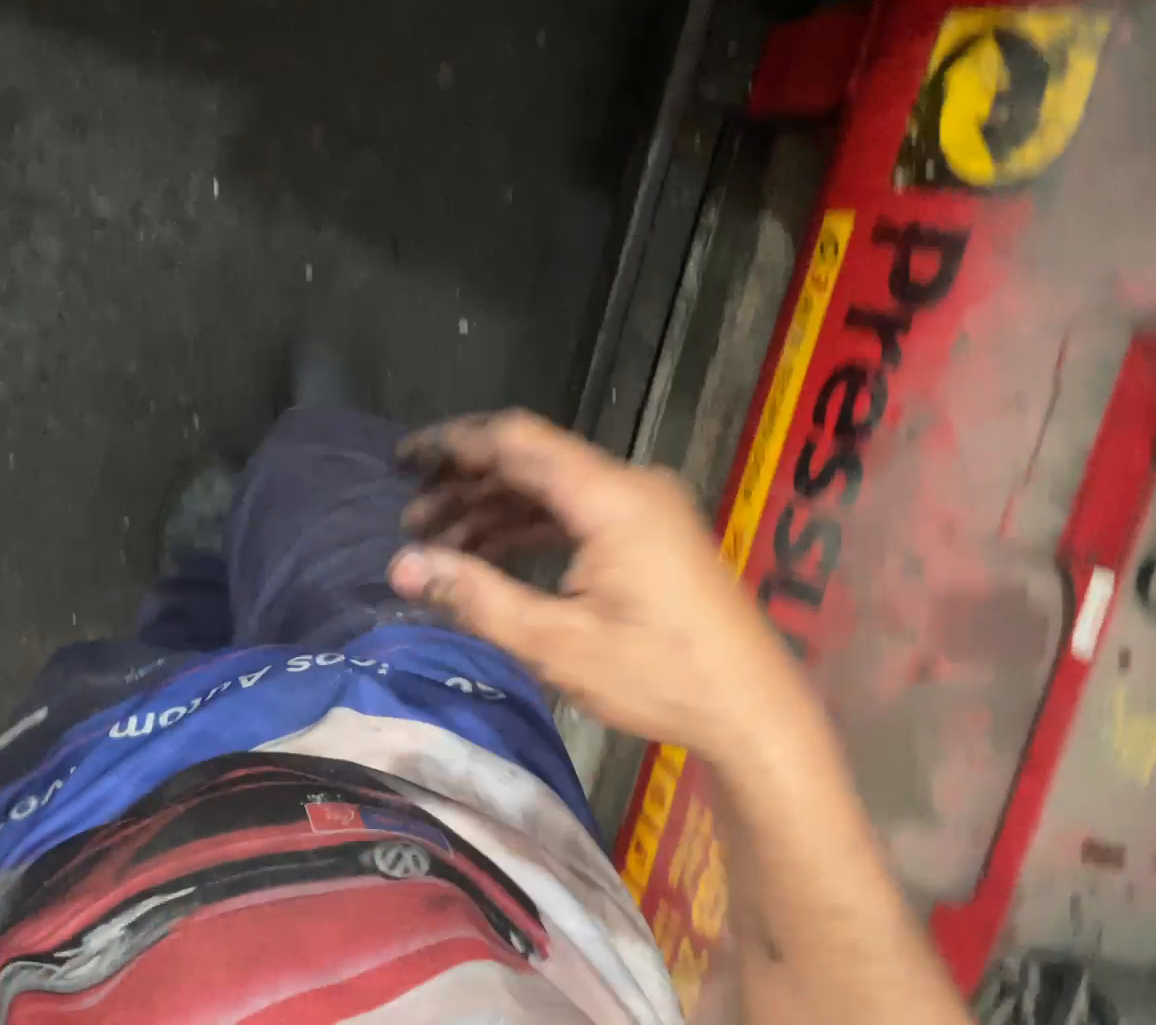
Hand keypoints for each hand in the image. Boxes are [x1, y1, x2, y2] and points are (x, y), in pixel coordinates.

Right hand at [389, 410, 808, 761]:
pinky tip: (487, 553)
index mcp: (610, 497)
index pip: (516, 441)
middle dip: (463, 484)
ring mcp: (641, 507)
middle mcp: (628, 485)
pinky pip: (571, 511)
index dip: (453, 443)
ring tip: (437, 542)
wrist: (755, 714)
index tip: (403, 459)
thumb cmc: (659, 677)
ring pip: (547, 487)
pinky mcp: (646, 532)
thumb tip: (400, 566)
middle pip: (528, 460)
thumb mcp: (555, 643)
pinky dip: (524, 527)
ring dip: (490, 509)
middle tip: (410, 515)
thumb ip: (474, 596)